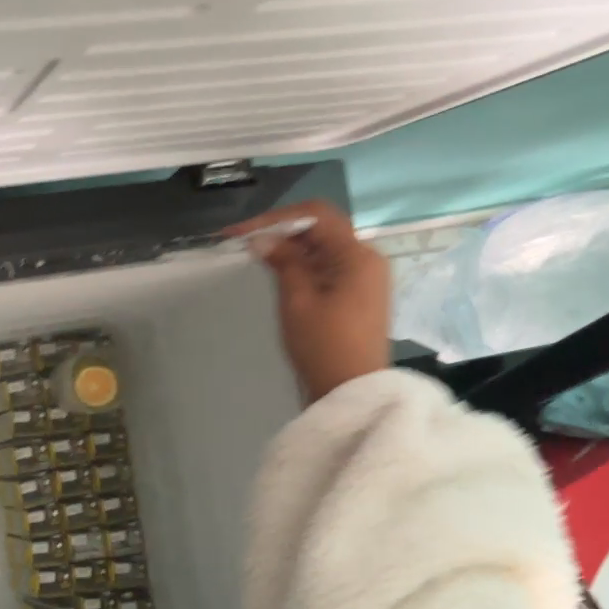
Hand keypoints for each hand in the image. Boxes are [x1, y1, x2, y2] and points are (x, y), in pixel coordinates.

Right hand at [224, 200, 390, 403]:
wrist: (352, 392)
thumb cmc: (324, 347)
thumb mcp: (297, 302)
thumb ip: (284, 263)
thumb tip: (262, 239)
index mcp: (357, 256)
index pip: (316, 217)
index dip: (275, 219)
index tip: (240, 232)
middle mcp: (368, 258)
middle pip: (323, 229)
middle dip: (283, 232)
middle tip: (245, 244)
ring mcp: (367, 276)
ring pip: (325, 248)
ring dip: (293, 249)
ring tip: (258, 258)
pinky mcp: (360, 294)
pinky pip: (330, 267)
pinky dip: (305, 265)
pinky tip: (282, 273)